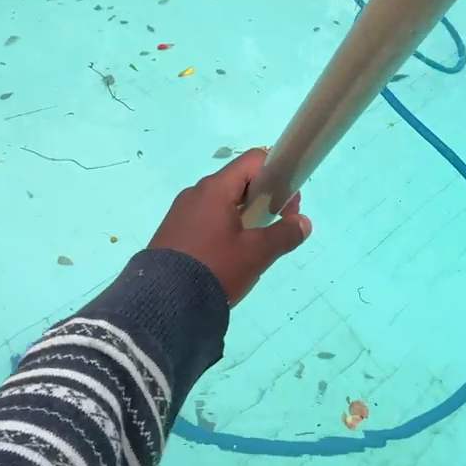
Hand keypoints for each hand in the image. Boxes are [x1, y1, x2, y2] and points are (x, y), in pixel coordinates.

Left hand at [147, 148, 311, 305]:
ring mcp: (180, 212)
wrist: (162, 304)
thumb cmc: (215, 268)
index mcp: (216, 189)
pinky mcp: (171, 233)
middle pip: (238, 182)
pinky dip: (223, 229)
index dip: (277, 174)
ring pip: (222, 203)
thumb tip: (303, 223)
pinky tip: (227, 257)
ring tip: (252, 247)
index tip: (287, 203)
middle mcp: (196, 193)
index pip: (253, 160)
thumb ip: (285, 234)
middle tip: (275, 226)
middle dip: (263, 199)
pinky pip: (205, 220)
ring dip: (243, 216)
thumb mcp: (257, 253)